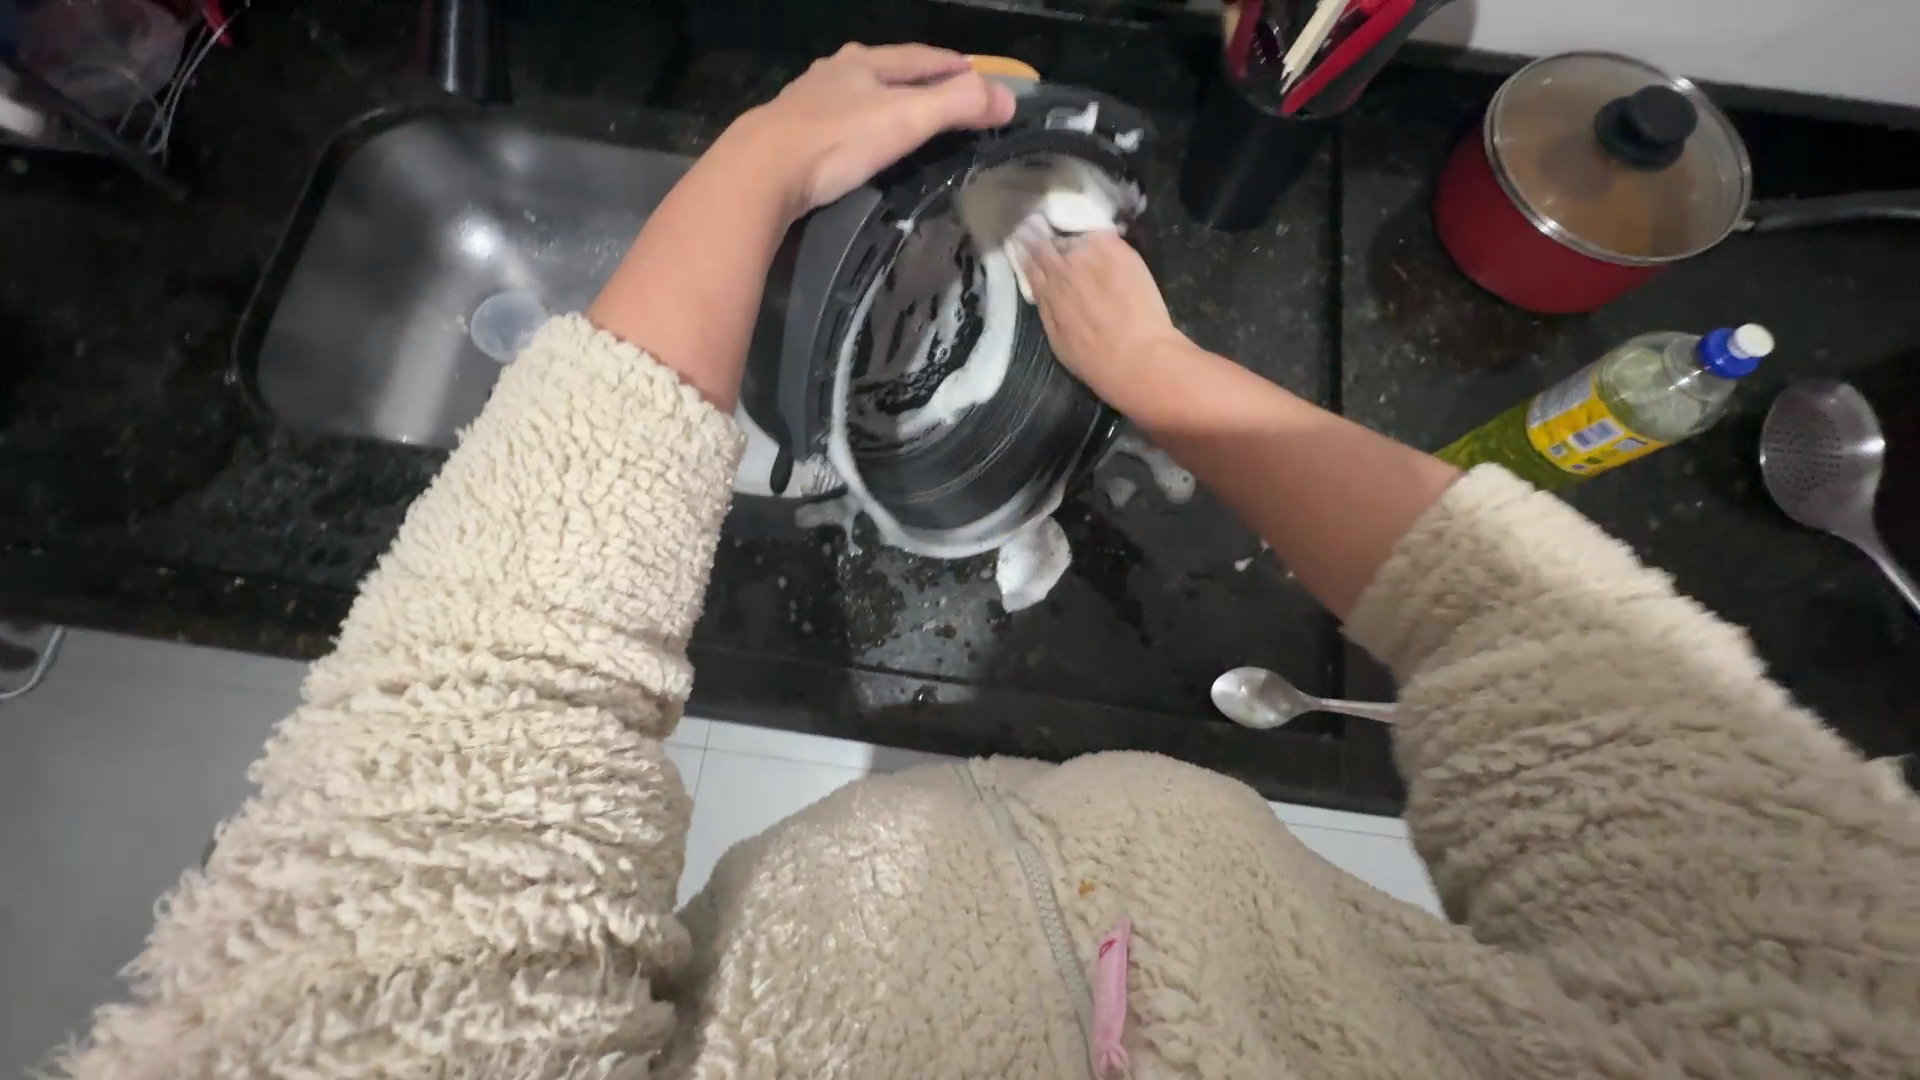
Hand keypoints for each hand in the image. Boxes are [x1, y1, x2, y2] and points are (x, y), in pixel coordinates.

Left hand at [727, 44, 1017, 219]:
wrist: (766, 169)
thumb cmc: (840, 140)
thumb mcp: (907, 120)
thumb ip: (956, 108)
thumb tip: (1007, 99)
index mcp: (866, 63)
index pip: (919, 57)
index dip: (950, 66)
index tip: (974, 72)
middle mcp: (836, 72)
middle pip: (887, 70)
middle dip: (916, 79)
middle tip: (942, 93)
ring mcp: (810, 101)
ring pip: (857, 93)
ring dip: (882, 100)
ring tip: (901, 115)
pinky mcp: (793, 133)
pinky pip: (837, 122)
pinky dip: (856, 126)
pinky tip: (856, 140)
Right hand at [1022, 231, 1186, 395]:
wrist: (1138, 354)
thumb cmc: (1095, 359)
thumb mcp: (1057, 341)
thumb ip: (1046, 307)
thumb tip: (1039, 285)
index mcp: (1049, 291)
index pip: (1030, 262)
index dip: (1027, 254)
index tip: (1025, 249)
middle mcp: (1066, 266)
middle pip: (1048, 244)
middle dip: (1044, 242)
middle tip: (1050, 245)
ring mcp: (1093, 253)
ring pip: (1075, 239)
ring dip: (1073, 245)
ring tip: (1082, 256)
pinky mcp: (1119, 248)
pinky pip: (1100, 235)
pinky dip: (1096, 241)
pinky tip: (1103, 253)